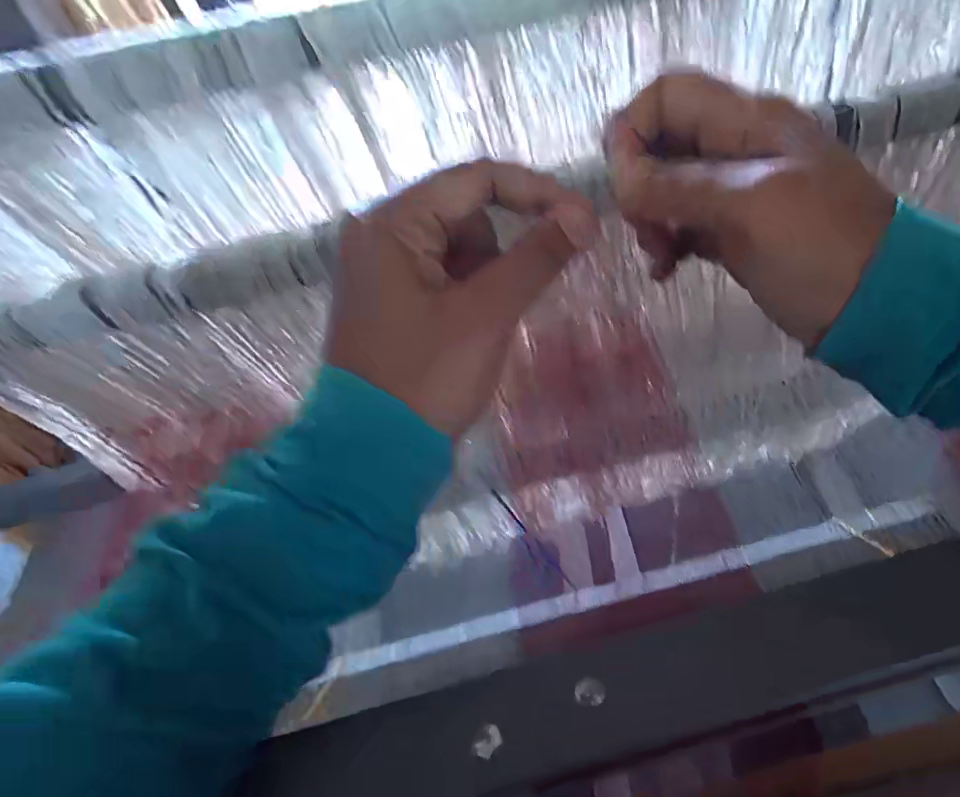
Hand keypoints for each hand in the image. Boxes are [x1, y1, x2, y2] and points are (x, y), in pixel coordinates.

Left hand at [325, 160, 597, 436]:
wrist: (375, 453)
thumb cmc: (428, 380)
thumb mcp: (487, 316)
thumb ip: (536, 259)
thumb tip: (583, 216)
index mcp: (392, 224)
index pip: (476, 180)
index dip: (537, 193)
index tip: (584, 221)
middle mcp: (378, 235)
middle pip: (465, 215)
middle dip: (502, 252)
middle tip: (512, 302)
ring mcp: (379, 271)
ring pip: (456, 252)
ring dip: (486, 280)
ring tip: (483, 330)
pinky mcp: (387, 304)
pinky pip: (441, 280)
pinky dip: (468, 297)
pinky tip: (471, 334)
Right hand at [609, 72, 898, 346]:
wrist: (874, 302)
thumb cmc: (817, 247)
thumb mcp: (748, 208)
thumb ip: (680, 186)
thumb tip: (619, 176)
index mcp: (747, 122)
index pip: (669, 97)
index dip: (634, 132)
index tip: (621, 186)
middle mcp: (739, 149)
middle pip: (664, 145)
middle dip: (640, 184)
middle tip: (645, 232)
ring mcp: (739, 196)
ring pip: (671, 191)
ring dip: (652, 220)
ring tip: (658, 259)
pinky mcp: (738, 236)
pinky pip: (688, 227)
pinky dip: (670, 244)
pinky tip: (666, 271)